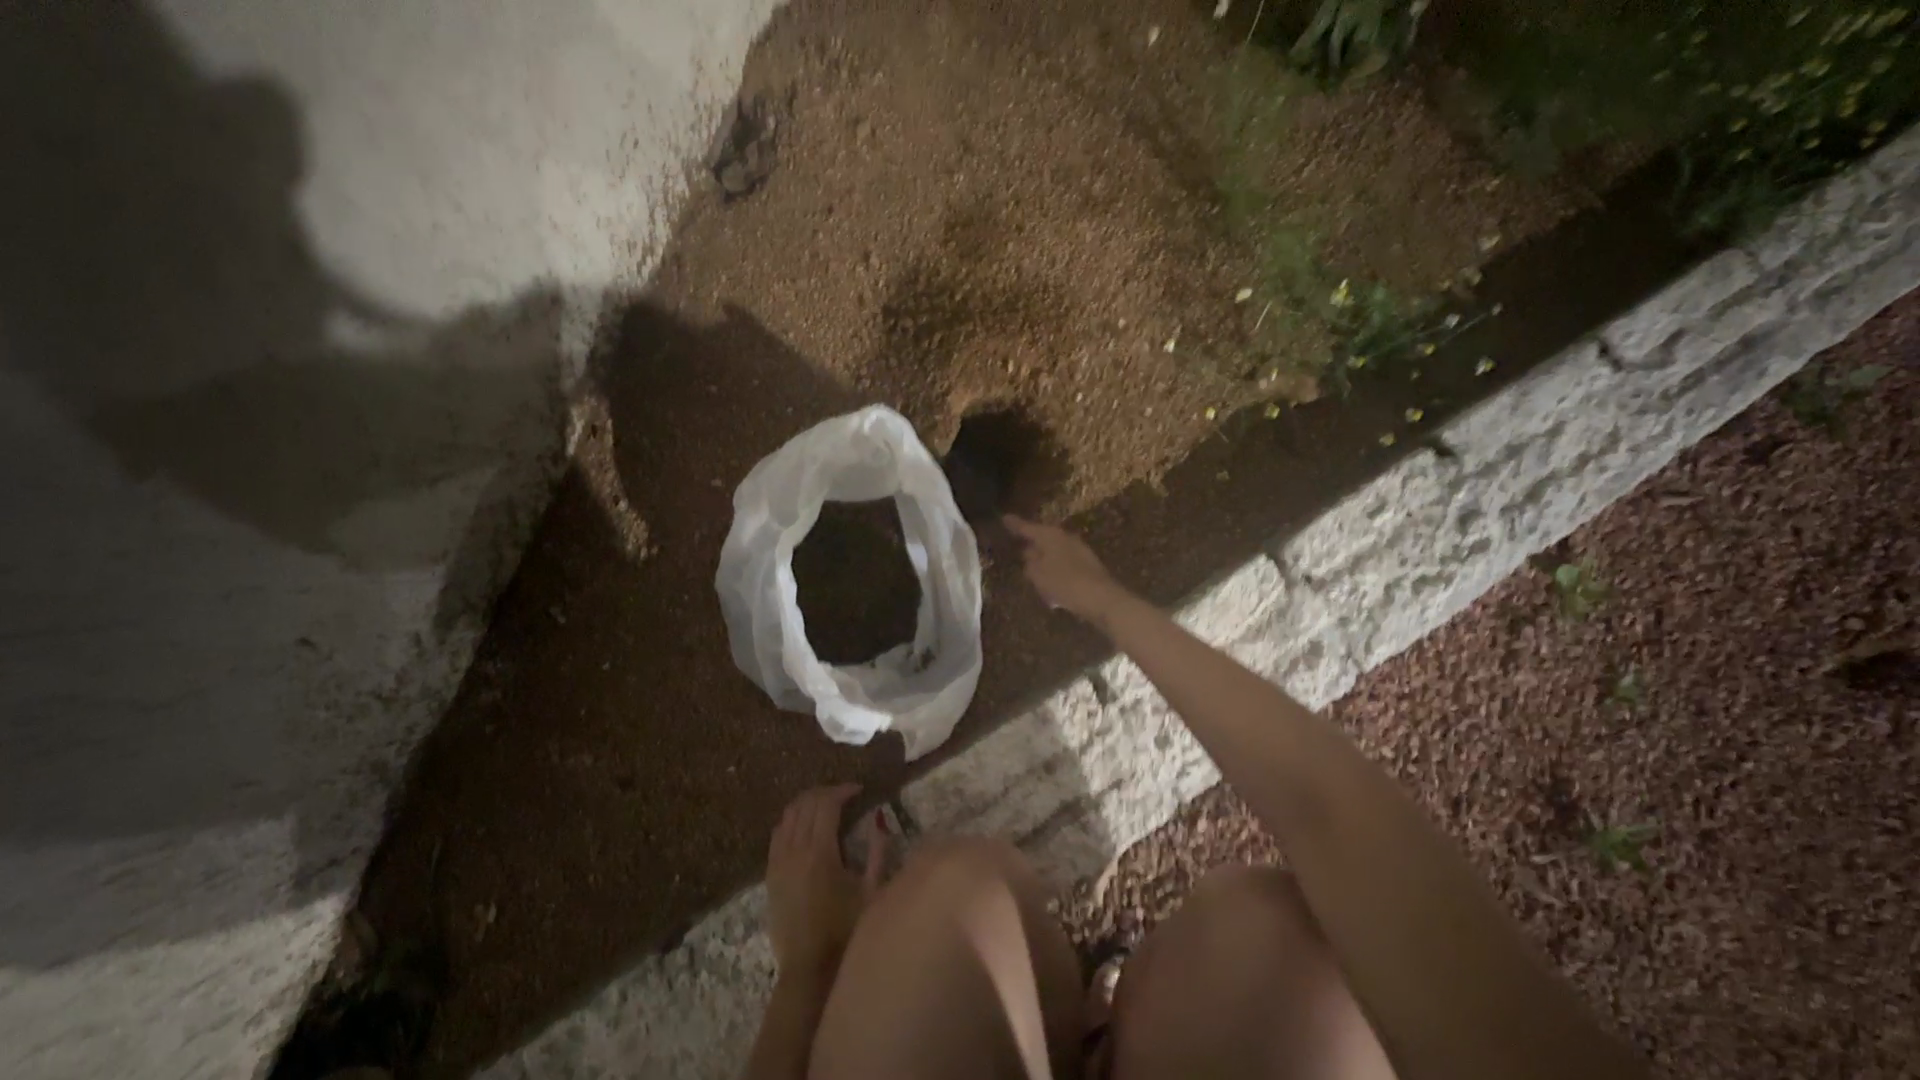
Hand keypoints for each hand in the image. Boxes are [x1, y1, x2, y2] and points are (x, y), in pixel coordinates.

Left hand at [764, 784, 884, 984]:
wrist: (810, 968)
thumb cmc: (847, 932)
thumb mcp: (872, 891)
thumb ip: (878, 851)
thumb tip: (880, 820)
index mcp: (819, 852)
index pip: (826, 804)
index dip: (843, 790)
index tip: (860, 790)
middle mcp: (794, 850)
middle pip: (805, 803)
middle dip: (825, 792)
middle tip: (845, 794)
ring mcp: (778, 862)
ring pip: (787, 815)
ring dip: (807, 803)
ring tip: (827, 805)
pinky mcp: (770, 874)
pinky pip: (777, 834)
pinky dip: (792, 821)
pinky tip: (806, 828)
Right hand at [1003, 515, 1128, 622]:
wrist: (1101, 598)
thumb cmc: (1064, 583)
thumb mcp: (1038, 574)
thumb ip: (1030, 563)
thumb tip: (1029, 554)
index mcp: (1050, 536)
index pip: (1027, 527)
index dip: (1014, 524)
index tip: (1004, 518)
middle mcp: (1065, 538)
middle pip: (1043, 538)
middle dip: (1031, 544)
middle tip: (1018, 547)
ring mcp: (1078, 551)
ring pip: (1054, 553)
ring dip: (1044, 562)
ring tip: (1034, 574)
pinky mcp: (1087, 566)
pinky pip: (1064, 566)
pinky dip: (1055, 573)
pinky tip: (1052, 589)